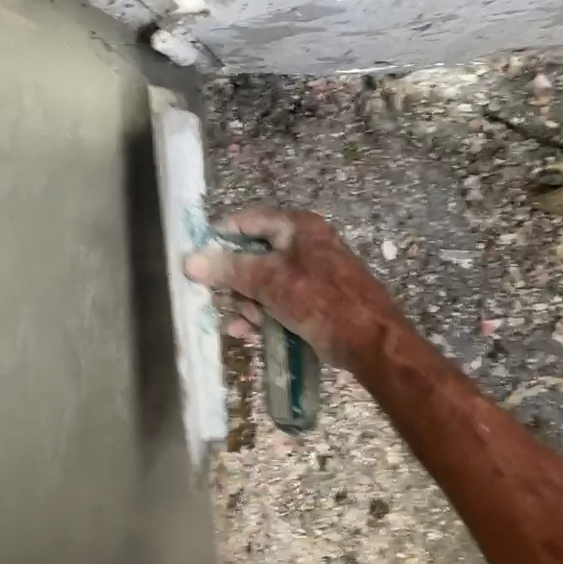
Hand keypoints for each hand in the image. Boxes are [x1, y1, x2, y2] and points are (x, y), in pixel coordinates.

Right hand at [183, 207, 406, 369]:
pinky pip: (278, 301)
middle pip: (253, 255)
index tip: (197, 259)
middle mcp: (304, 244)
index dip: (220, 238)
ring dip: (247, 304)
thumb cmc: (319, 301)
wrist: (372, 342)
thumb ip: (228, 269)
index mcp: (297, 227)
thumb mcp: (269, 282)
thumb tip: (190, 261)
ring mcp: (311, 272)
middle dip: (234, 283)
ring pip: (263, 282)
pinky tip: (248, 333)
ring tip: (243, 325)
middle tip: (223, 301)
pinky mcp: (314, 299)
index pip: (247, 221)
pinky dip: (263, 314)